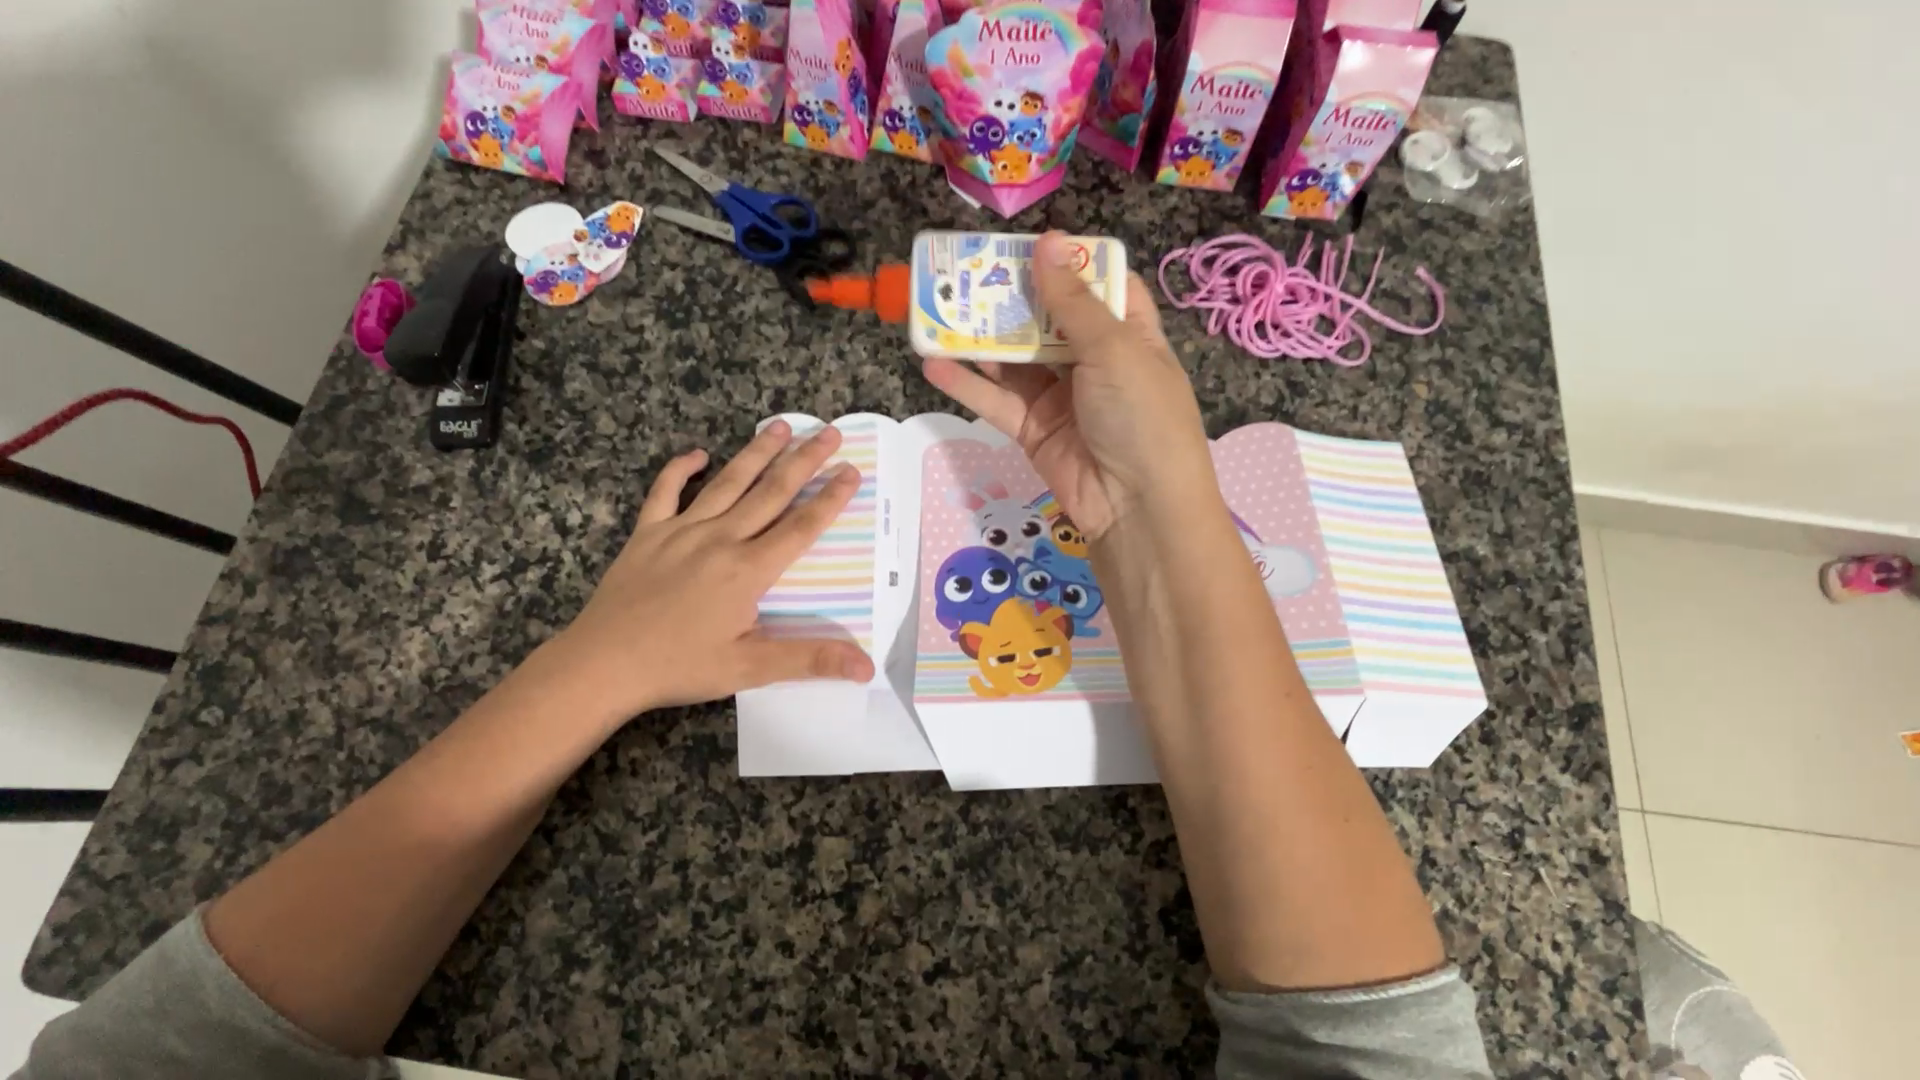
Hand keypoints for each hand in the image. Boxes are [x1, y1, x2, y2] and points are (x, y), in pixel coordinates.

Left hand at [545, 421, 875, 720]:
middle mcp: (720, 539)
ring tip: (782, 426)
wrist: (602, 663)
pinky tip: (696, 454)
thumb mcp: (749, 669)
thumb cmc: (679, 666)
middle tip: (831, 433)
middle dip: (805, 460)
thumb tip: (867, 667)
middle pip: (771, 492)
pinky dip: (680, 469)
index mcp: (748, 570)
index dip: (829, 499)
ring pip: (728, 482)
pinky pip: (665, 491)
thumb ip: (809, 659)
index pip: (800, 527)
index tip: (851, 471)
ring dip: (757, 452)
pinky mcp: (647, 533)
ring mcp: (681, 531)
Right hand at [921, 231, 1214, 541]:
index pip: (1101, 288)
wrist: (1138, 507)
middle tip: (966, 272)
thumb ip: (1072, 301)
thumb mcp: (1113, 349)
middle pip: (1047, 320)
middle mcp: (1094, 363)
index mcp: (1129, 336)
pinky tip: (933, 362)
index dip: (1069, 266)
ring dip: (980, 338)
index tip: (1029, 246)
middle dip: (1010, 297)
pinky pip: (997, 401)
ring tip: (939, 308)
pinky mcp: (1033, 430)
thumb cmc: (1140, 415)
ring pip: (1015, 360)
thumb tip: (1049, 241)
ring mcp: (1061, 398)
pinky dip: (967, 384)